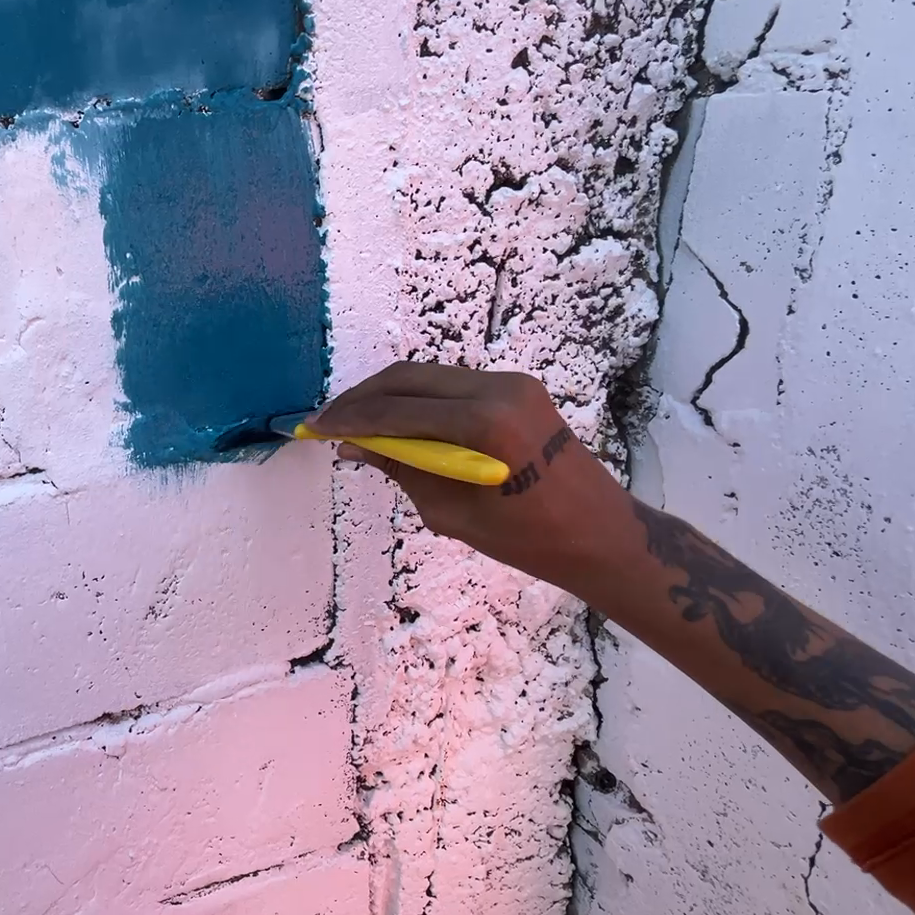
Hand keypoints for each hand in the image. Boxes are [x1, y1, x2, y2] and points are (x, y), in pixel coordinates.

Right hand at [312, 362, 636, 590]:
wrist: (601, 534)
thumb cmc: (528, 538)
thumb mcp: (450, 510)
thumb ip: (399, 467)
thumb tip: (352, 446)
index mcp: (484, 423)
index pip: (395, 411)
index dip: (348, 419)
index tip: (313, 428)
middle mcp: (496, 388)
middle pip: (405, 379)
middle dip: (360, 399)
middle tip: (327, 421)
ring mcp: (509, 382)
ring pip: (425, 376)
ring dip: (384, 396)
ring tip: (353, 422)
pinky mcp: (515, 387)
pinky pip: (448, 385)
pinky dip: (414, 400)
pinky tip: (394, 421)